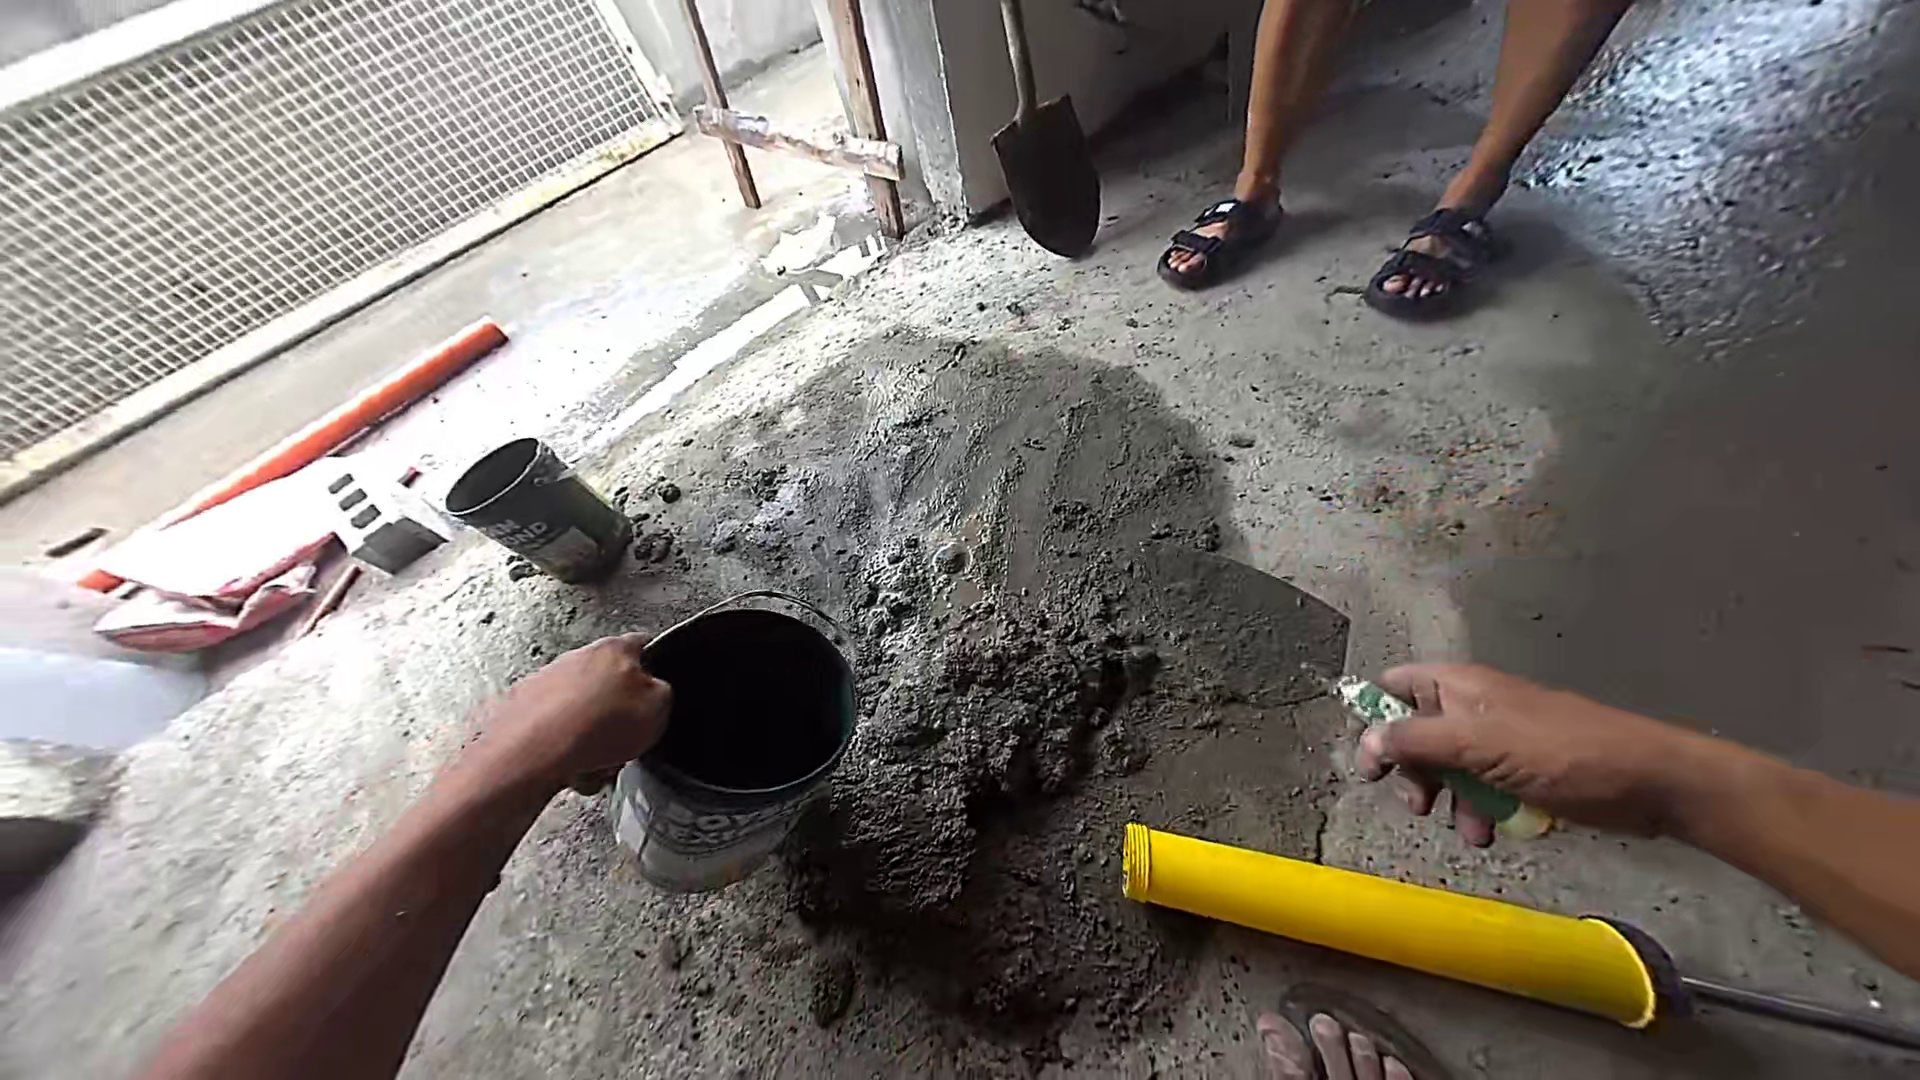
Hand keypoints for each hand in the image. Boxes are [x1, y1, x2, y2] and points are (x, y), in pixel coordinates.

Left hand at [469, 634, 671, 795]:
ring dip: (588, 731)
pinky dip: (559, 746)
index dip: (656, 667)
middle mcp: (575, 657)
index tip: (657, 685)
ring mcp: (541, 683)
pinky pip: (549, 729)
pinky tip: (567, 766)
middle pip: (609, 681)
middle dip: (618, 709)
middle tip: (626, 735)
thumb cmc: (593, 728)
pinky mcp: (515, 711)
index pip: (645, 644)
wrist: (528, 758)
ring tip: (595, 760)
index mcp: (614, 648)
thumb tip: (655, 695)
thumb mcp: (660, 708)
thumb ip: (663, 692)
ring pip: (579, 708)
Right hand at [1355, 663, 1716, 845]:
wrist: (1657, 785)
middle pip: (1411, 733)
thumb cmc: (1560, 750)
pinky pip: (1477, 788)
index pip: (1391, 687)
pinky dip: (1474, 811)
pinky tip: (1486, 832)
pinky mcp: (1516, 771)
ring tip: (1459, 825)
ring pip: (1442, 766)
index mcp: (1453, 686)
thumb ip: (1412, 739)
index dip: (1373, 716)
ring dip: (1443, 797)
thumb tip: (1367, 742)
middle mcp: (1466, 708)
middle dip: (1409, 769)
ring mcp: (1492, 741)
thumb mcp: (1474, 741)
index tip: (1370, 754)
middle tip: (1414, 801)